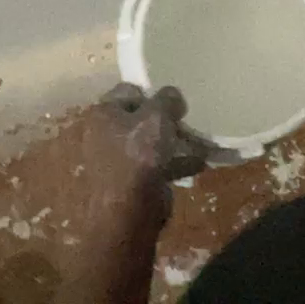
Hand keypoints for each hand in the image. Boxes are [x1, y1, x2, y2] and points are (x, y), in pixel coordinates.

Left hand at [62, 84, 208, 303]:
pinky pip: (156, 166)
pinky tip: (198, 164)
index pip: (129, 91)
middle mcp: (105, 136)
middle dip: (167, 121)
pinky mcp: (130, 184)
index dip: (152, 92)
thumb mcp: (159, 115)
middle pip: (141, 119)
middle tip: (186, 122)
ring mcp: (117, 162)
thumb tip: (172, 96)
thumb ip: (168, 98)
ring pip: (151, 144)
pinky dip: (175, 164)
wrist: (130, 212)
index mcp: (104, 114)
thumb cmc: (140, 154)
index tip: (172, 102)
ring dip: (175, 143)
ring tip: (201, 144)